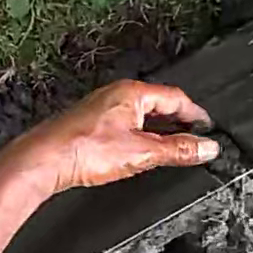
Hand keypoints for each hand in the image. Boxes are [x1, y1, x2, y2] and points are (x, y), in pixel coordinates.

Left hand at [0, 80, 218, 196]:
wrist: (44, 159)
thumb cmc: (85, 149)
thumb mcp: (141, 152)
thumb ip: (177, 149)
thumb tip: (207, 147)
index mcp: (132, 93)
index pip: (176, 97)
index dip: (195, 113)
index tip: (208, 127)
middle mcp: (116, 95)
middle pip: (157, 104)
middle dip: (178, 121)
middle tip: (194, 138)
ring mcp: (101, 109)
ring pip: (139, 115)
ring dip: (158, 129)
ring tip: (171, 147)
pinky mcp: (89, 125)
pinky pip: (124, 125)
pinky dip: (138, 135)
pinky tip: (138, 151)